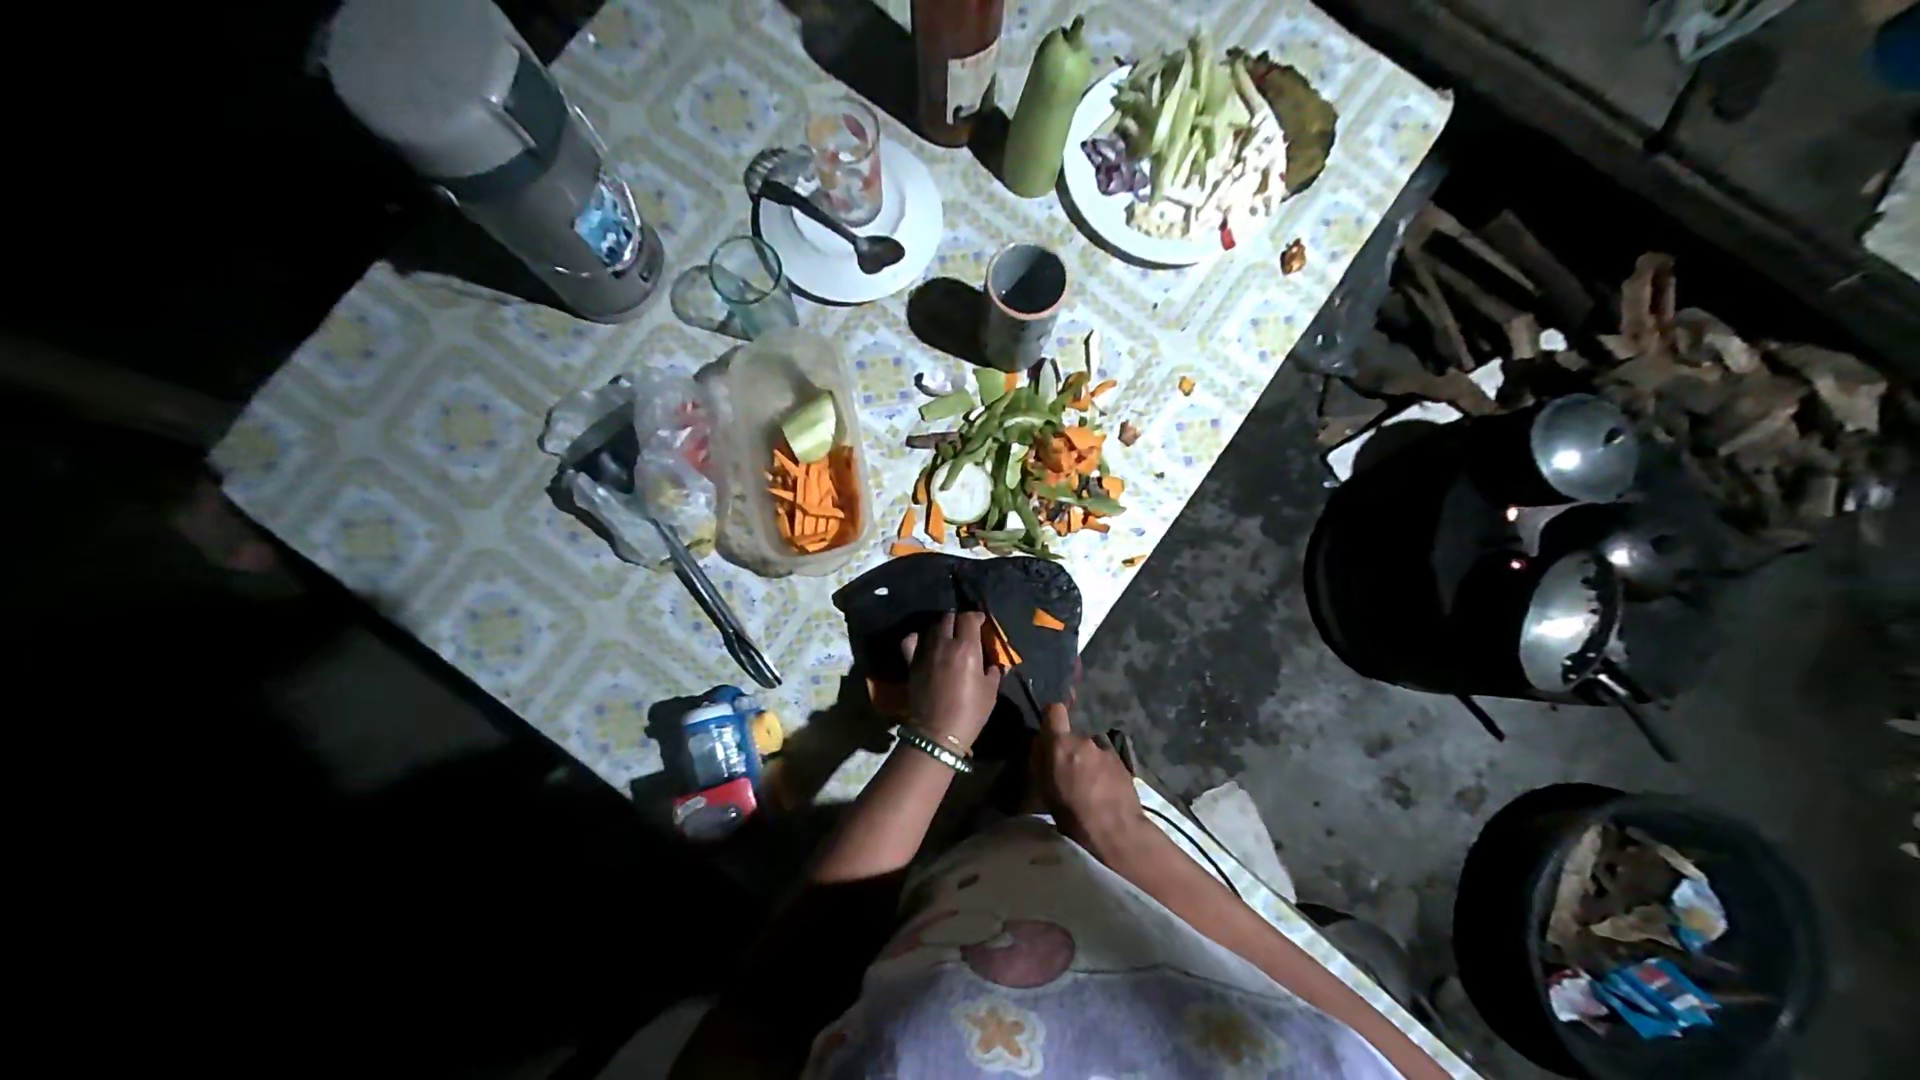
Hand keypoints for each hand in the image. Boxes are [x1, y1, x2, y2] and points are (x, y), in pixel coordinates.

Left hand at [901, 611, 1002, 753]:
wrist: (938, 732)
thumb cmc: (970, 712)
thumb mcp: (990, 692)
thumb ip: (993, 672)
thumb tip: (995, 665)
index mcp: (966, 647)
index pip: (969, 618)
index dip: (976, 616)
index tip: (981, 622)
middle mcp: (944, 643)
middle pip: (949, 618)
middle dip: (959, 619)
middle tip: (965, 629)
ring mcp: (925, 652)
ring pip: (932, 627)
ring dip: (942, 627)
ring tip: (948, 636)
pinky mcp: (911, 662)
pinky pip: (911, 641)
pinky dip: (918, 637)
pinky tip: (924, 642)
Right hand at [1033, 704, 1148, 857]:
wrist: (1115, 831)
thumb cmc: (1072, 814)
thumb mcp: (1044, 789)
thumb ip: (1040, 759)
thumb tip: (1040, 740)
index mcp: (1061, 744)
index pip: (1055, 710)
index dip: (1052, 717)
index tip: (1051, 730)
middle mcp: (1084, 740)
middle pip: (1073, 735)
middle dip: (1071, 749)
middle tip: (1071, 771)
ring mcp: (1106, 749)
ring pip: (1091, 748)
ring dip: (1089, 759)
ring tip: (1090, 783)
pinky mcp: (1122, 761)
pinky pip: (1106, 758)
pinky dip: (1103, 769)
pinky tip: (1105, 788)